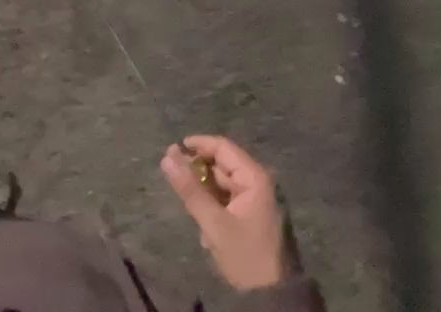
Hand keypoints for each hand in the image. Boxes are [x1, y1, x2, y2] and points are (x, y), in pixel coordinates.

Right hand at [161, 135, 299, 291]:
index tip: (173, 148)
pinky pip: (228, 201)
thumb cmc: (246, 255)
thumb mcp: (214, 224)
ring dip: (205, 192)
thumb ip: (190, 189)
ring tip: (188, 204)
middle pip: (222, 165)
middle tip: (173, 177)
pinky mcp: (253, 216)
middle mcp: (258, 183)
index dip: (198, 144)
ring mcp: (257, 200)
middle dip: (198, 170)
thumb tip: (167, 156)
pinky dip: (213, 206)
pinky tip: (205, 225)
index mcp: (255, 178)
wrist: (273, 297)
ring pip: (223, 184)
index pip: (223, 147)